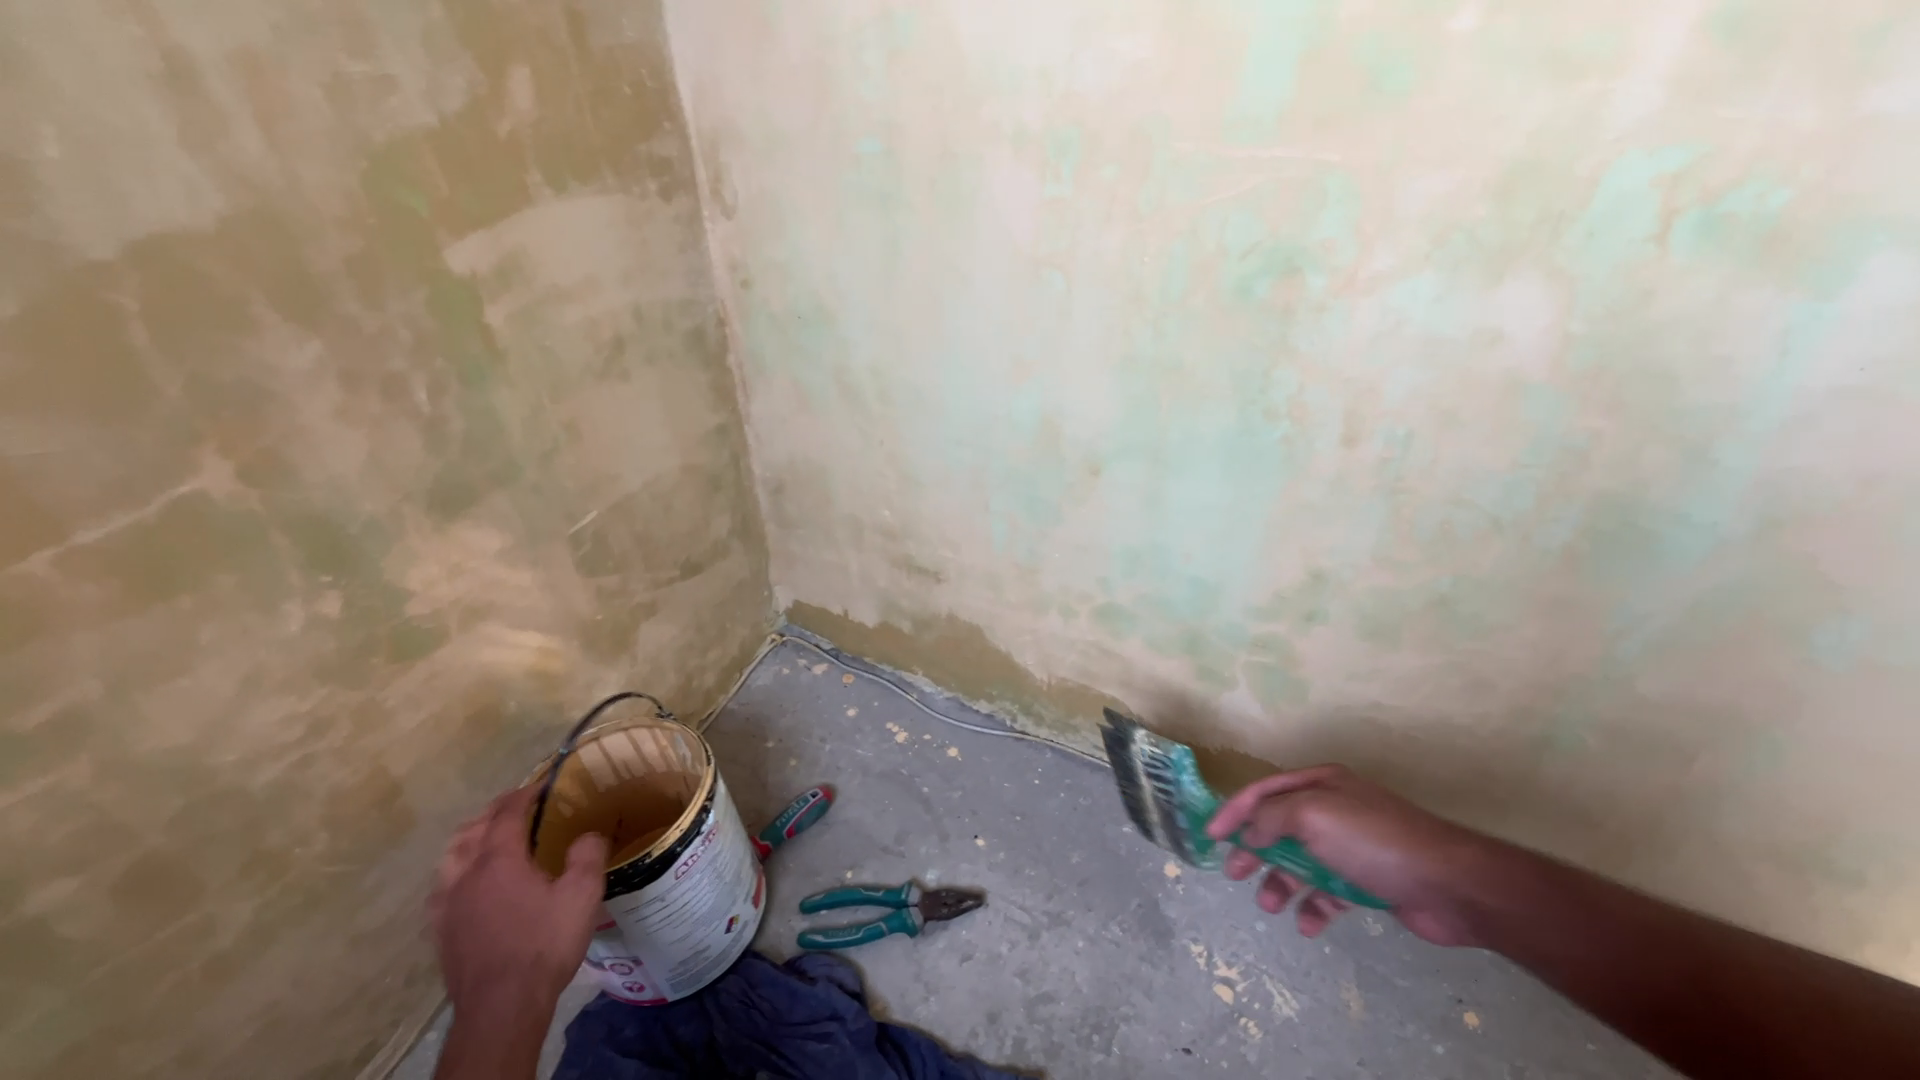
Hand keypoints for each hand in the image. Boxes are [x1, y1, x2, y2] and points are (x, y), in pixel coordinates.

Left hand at [429, 785, 608, 1019]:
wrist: (502, 1006)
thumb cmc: (544, 944)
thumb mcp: (582, 895)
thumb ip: (587, 857)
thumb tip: (588, 835)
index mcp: (499, 861)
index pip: (506, 816)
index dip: (522, 796)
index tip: (538, 786)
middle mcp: (466, 875)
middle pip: (471, 831)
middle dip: (491, 813)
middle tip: (512, 805)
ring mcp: (447, 905)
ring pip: (449, 858)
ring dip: (467, 839)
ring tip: (483, 836)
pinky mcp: (441, 932)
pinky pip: (441, 888)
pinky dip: (454, 871)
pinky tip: (464, 884)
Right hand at [1207, 765, 1493, 945]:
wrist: (1450, 884)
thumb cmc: (1374, 840)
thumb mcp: (1312, 814)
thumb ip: (1271, 818)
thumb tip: (1252, 834)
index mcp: (1320, 784)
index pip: (1264, 791)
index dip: (1234, 810)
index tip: (1211, 835)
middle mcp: (1333, 810)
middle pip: (1278, 827)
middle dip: (1254, 850)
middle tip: (1234, 873)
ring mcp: (1351, 847)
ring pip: (1301, 863)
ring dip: (1281, 883)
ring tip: (1271, 906)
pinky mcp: (1367, 881)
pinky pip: (1328, 893)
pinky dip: (1313, 908)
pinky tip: (1308, 924)